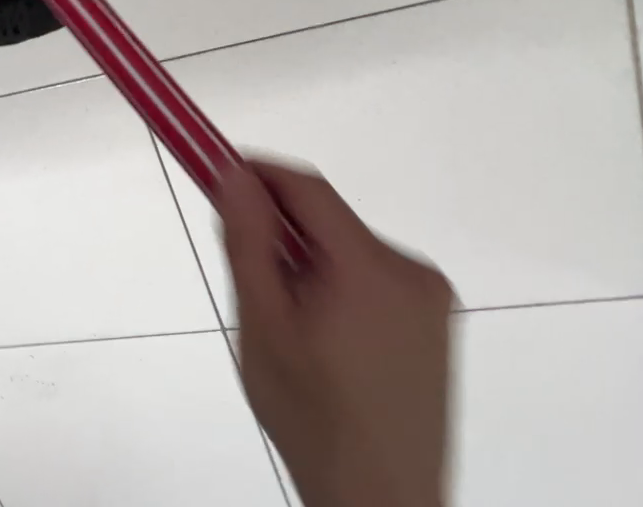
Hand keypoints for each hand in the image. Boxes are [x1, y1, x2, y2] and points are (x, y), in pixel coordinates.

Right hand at [218, 159, 454, 506]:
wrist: (380, 499)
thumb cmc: (308, 411)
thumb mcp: (261, 322)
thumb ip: (247, 241)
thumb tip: (230, 171)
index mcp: (372, 269)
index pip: (306, 188)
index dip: (254, 170)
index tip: (208, 170)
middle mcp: (413, 272)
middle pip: (323, 218)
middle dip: (275, 228)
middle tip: (243, 273)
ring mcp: (430, 299)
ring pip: (341, 246)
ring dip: (301, 259)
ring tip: (280, 318)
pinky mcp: (433, 321)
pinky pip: (365, 274)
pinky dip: (328, 281)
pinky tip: (316, 333)